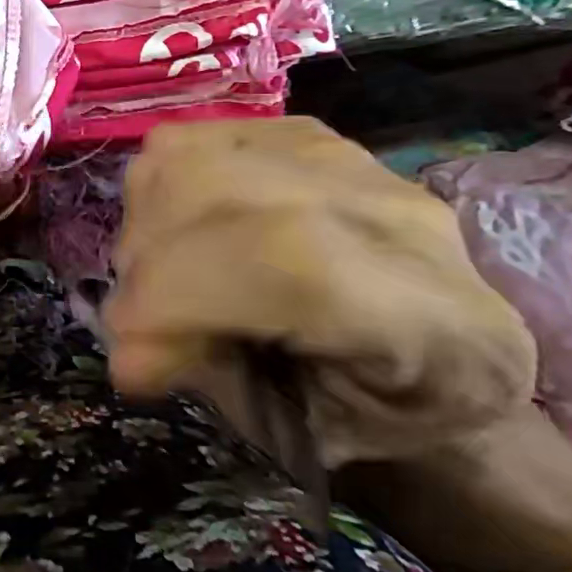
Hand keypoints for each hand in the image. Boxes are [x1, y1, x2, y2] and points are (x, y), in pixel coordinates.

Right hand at [102, 117, 537, 464]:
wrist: (431, 364)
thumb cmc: (371, 417)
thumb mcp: (307, 437)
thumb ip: (220, 387)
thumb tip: (126, 352)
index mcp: (444, 323)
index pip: (287, 259)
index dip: (179, 295)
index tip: (130, 355)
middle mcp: (398, 217)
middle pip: (222, 194)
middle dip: (148, 265)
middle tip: (138, 323)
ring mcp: (343, 160)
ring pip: (188, 159)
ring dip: (143, 226)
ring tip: (155, 278)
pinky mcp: (294, 134)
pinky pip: (184, 141)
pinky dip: (154, 190)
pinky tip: (172, 233)